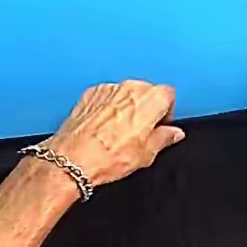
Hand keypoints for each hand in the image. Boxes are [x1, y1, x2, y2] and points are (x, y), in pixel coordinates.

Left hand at [43, 80, 185, 186]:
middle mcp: (129, 88)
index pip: (169, 94)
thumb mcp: (146, 154)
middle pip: (147, 91)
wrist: (73, 158)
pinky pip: (107, 96)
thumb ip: (164, 138)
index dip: (167, 111)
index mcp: (150, 100)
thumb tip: (173, 134)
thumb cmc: (106, 156)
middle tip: (142, 131)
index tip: (161, 125)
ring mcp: (108, 89)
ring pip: (126, 92)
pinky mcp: (90, 93)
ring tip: (119, 132)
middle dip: (147, 108)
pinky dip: (108, 107)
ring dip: (127, 106)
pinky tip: (104, 128)